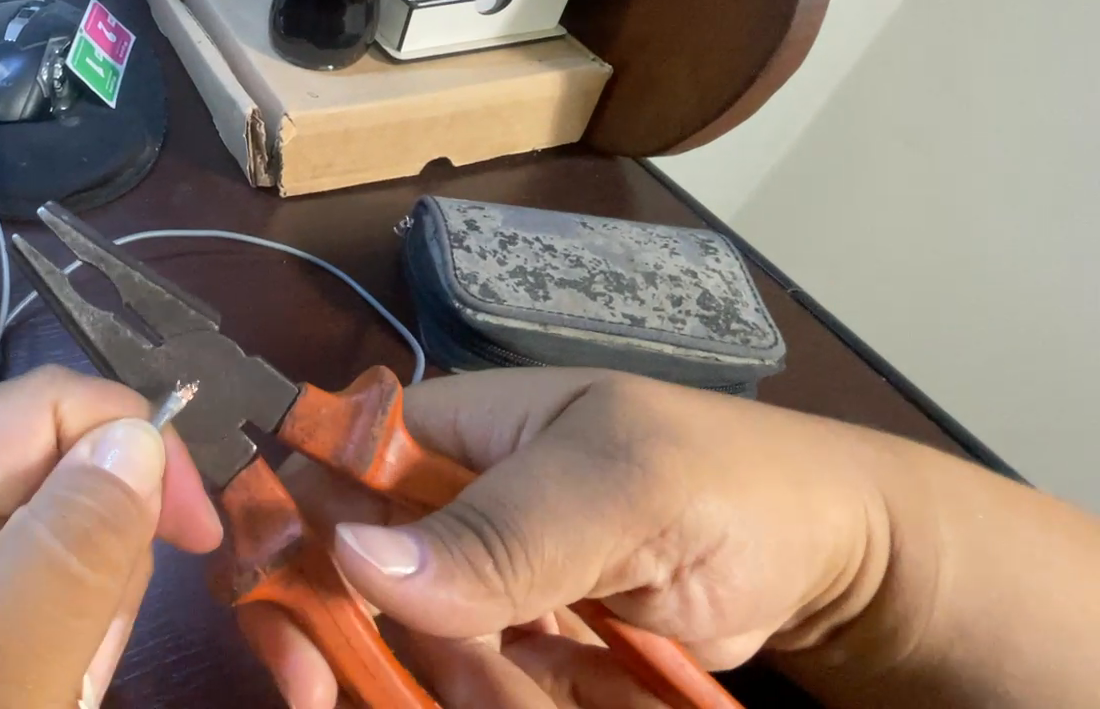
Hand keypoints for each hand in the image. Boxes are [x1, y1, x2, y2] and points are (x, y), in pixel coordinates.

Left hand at [0, 365, 223, 707]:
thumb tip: (141, 437)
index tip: (195, 533)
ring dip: (96, 605)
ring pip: (77, 527)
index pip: (48, 403)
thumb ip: (60, 557)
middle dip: (109, 545)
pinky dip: (80, 636)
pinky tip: (50, 686)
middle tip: (84, 654)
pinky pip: (62, 587)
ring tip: (56, 685)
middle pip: (69, 459)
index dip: (134, 439)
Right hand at [244, 369, 901, 707]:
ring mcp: (469, 570)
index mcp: (438, 432)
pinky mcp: (508, 633)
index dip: (283, 525)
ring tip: (487, 693)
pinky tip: (537, 695)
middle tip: (318, 693)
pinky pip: (455, 674)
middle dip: (332, 628)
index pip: (324, 465)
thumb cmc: (721, 487)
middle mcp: (435, 497)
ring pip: (395, 632)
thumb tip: (353, 557)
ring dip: (423, 680)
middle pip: (341, 559)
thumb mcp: (615, 493)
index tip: (281, 618)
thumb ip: (495, 532)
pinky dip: (470, 699)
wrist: (833, 565)